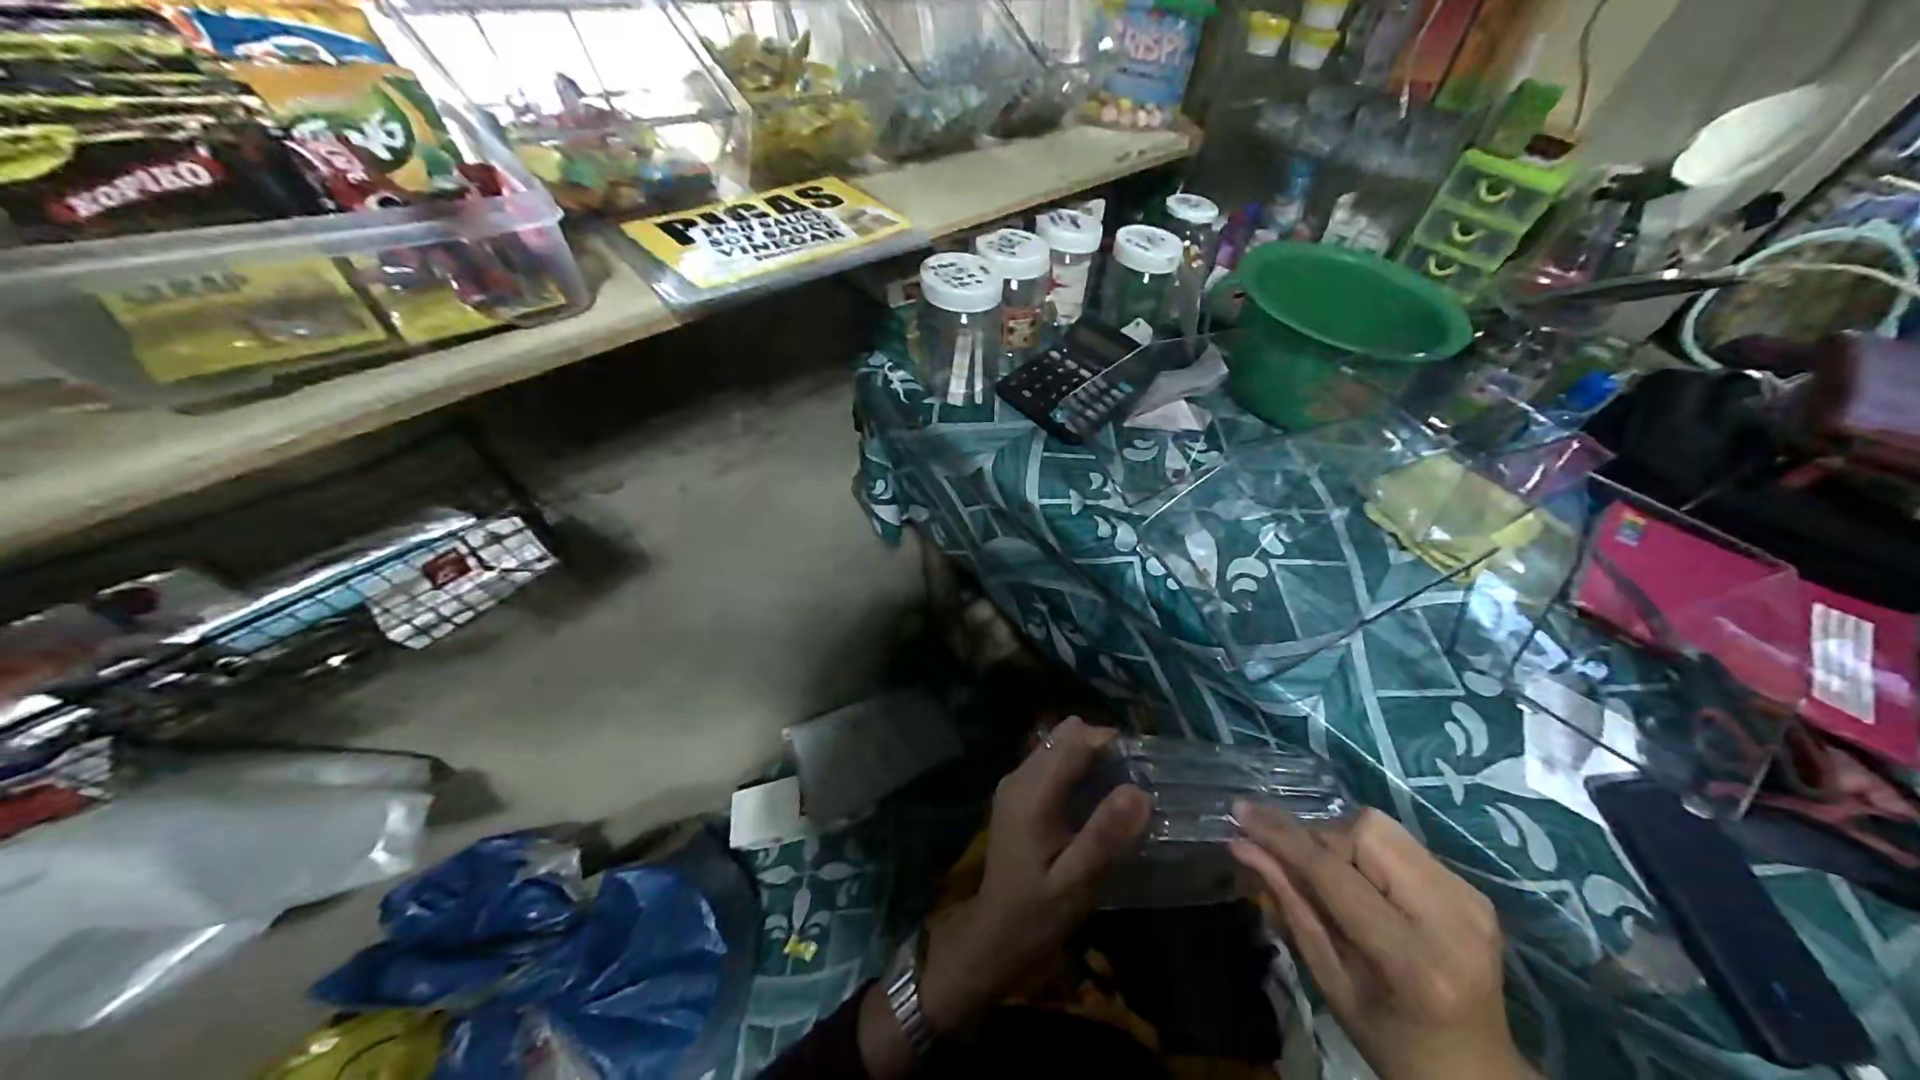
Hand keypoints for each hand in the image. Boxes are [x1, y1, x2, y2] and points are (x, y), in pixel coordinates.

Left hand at [919, 717, 1152, 1030]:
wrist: (996, 936)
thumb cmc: (1037, 914)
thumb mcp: (1076, 882)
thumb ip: (1104, 835)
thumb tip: (1139, 791)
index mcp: (1031, 794)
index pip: (1072, 741)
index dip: (1109, 742)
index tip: (1142, 763)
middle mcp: (1018, 778)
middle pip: (1063, 736)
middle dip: (1100, 746)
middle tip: (1133, 778)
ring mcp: (1014, 784)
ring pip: (1056, 746)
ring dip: (1089, 755)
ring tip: (1120, 786)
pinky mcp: (1017, 795)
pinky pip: (1050, 763)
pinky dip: (1076, 767)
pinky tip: (1095, 797)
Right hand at [1230, 804, 1537, 1079]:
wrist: (1470, 1066)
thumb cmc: (1386, 1034)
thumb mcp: (1327, 977)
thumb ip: (1288, 902)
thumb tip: (1242, 844)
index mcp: (1412, 959)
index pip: (1333, 872)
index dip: (1282, 837)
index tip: (1241, 812)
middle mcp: (1451, 919)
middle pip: (1366, 832)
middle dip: (1318, 837)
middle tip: (1295, 862)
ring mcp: (1471, 900)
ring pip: (1384, 828)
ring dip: (1342, 840)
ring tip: (1331, 874)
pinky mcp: (1476, 891)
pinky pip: (1404, 843)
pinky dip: (1369, 851)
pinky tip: (1365, 883)